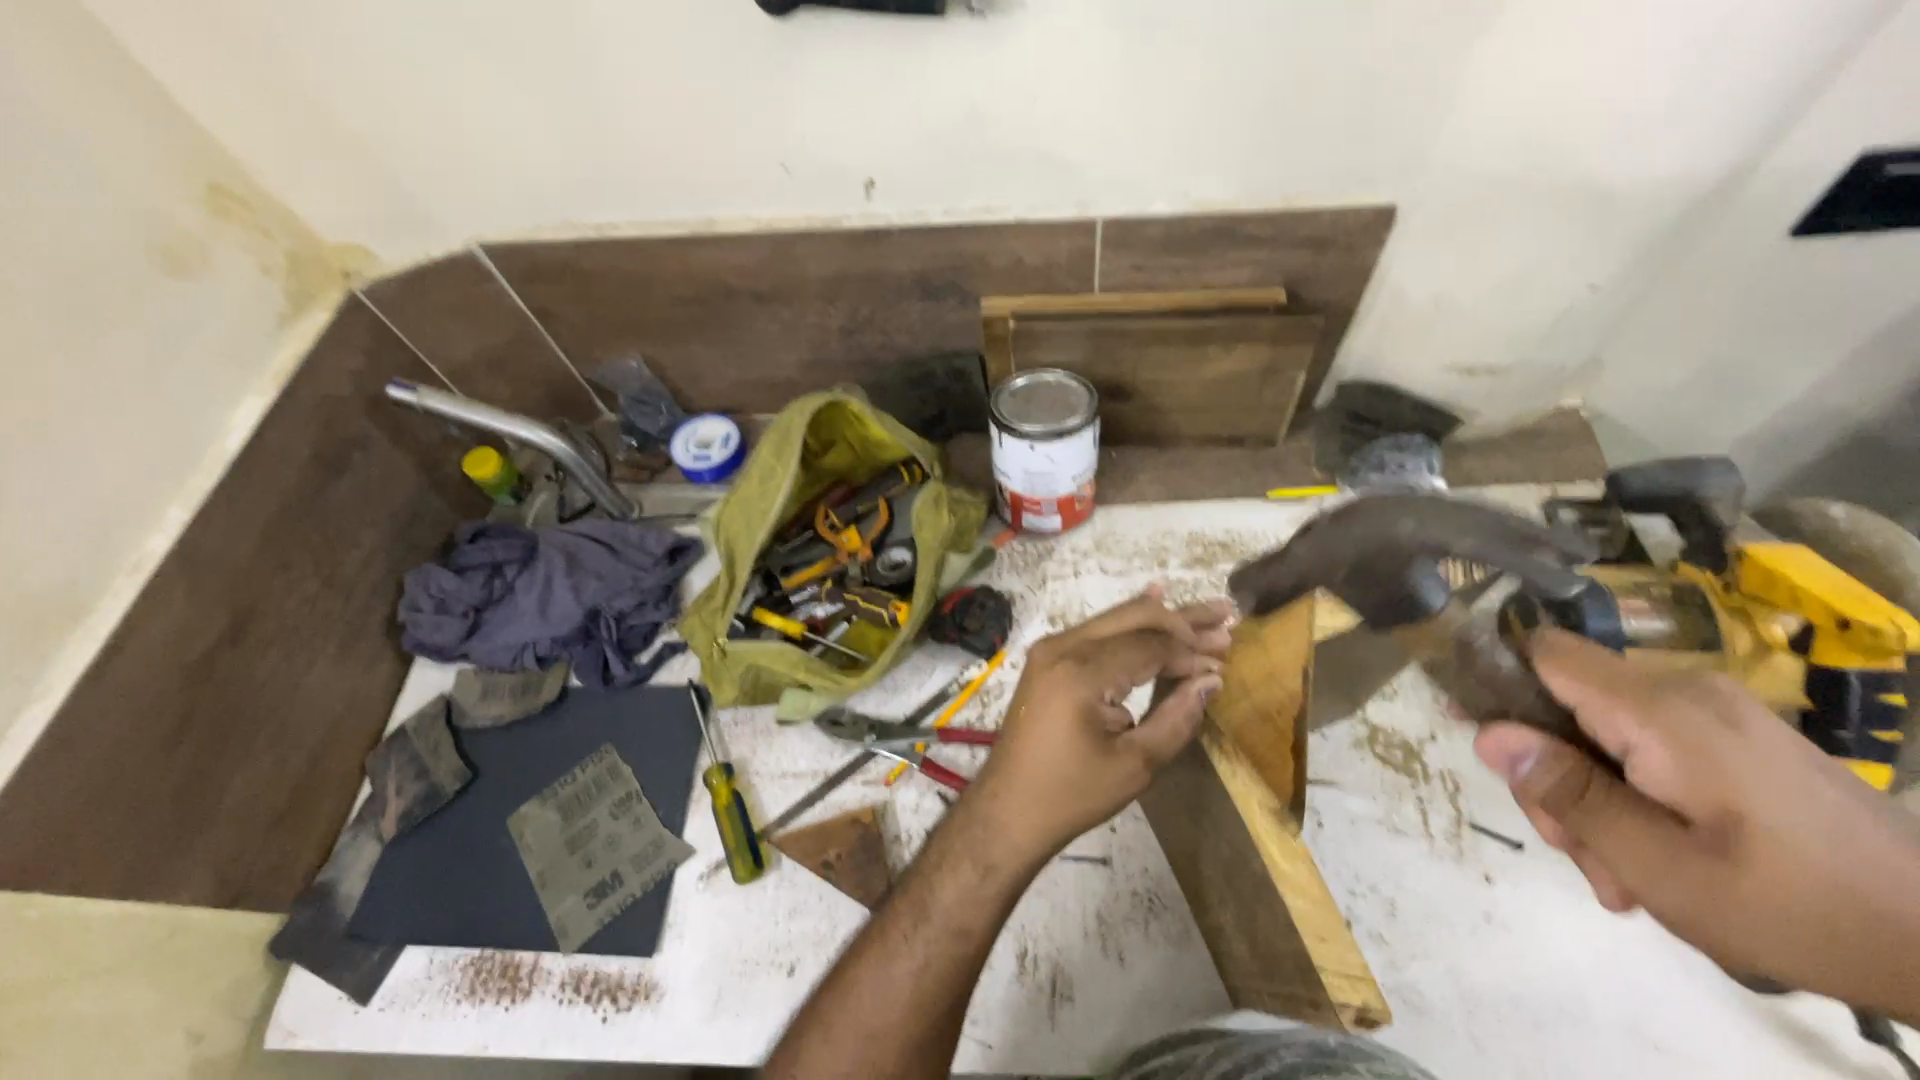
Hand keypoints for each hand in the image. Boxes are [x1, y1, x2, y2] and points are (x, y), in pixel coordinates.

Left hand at [962, 587, 1233, 863]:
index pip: (1151, 646)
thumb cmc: (1072, 794)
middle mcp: (1062, 648)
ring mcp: (1050, 649)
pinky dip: (1130, 623)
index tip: (1225, 661)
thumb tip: (1212, 679)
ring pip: (1115, 619)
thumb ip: (1177, 718)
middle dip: (1183, 619)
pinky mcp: (1047, 659)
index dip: (1191, 652)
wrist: (1008, 808)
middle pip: (1133, 618)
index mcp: (1081, 673)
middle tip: (1227, 615)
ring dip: (1161, 619)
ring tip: (1207, 613)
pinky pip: (1096, 630)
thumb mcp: (1135, 765)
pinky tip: (1154, 600)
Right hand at [1475, 628, 1919, 1018]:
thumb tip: (1488, 734)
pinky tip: (1654, 862)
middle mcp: (1684, 694)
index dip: (1495, 682)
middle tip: (1582, 855)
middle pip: (1565, 705)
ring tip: (1626, 878)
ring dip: (1592, 801)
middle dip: (1554, 777)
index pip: (1544, 652)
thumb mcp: (1660, 866)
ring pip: (1601, 735)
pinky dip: (1631, 798)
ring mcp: (1714, 716)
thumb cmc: (1794, 907)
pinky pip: (1646, 750)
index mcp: (1662, 711)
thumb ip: (1569, 794)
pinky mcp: (1733, 741)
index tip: (1476, 738)